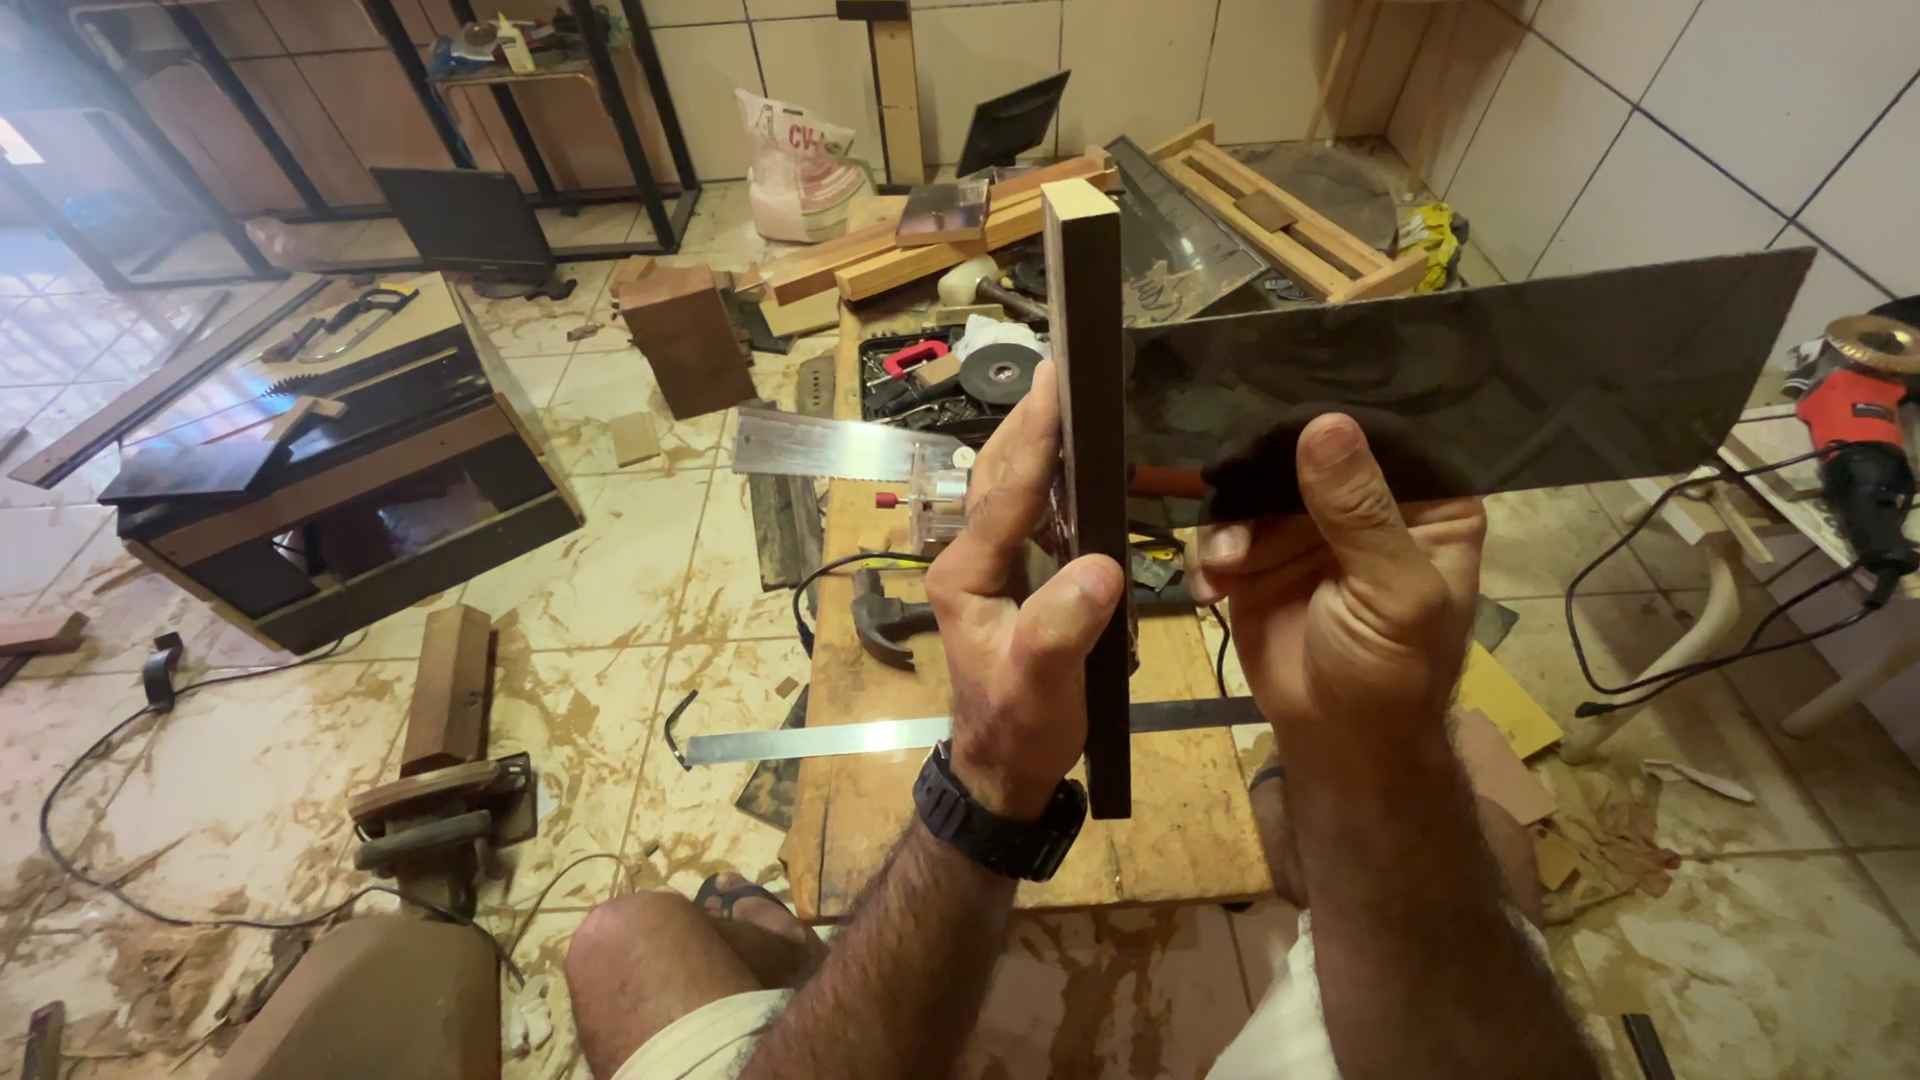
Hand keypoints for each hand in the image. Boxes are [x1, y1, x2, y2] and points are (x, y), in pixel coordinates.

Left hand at [924, 360, 1125, 821]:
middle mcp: (968, 559)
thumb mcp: (1042, 683)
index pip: (1003, 491)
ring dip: (1032, 446)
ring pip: (1006, 491)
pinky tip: (1074, 471)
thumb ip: (1063, 625)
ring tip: (1065, 407)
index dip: (1032, 436)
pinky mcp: (1008, 580)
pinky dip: (1046, 483)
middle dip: (1024, 424)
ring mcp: (986, 568)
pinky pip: (1026, 517)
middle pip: (994, 476)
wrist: (1003, 764)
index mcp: (965, 573)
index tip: (1054, 381)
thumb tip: (1103, 564)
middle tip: (1058, 374)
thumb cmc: (1019, 724)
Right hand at [1190, 414, 1484, 731]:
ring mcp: (1299, 531)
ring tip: (1225, 565)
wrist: (1336, 736)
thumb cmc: (1391, 670)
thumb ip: (1360, 511)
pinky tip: (1211, 590)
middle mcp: (1356, 505)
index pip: (1370, 440)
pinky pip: (1218, 534)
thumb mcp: (1391, 592)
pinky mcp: (1254, 559)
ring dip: (1225, 526)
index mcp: (1419, 502)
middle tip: (1224, 493)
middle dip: (1254, 478)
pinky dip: (1206, 557)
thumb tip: (1324, 425)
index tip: (1266, 447)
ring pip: (1247, 493)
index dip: (1318, 433)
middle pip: (1296, 457)